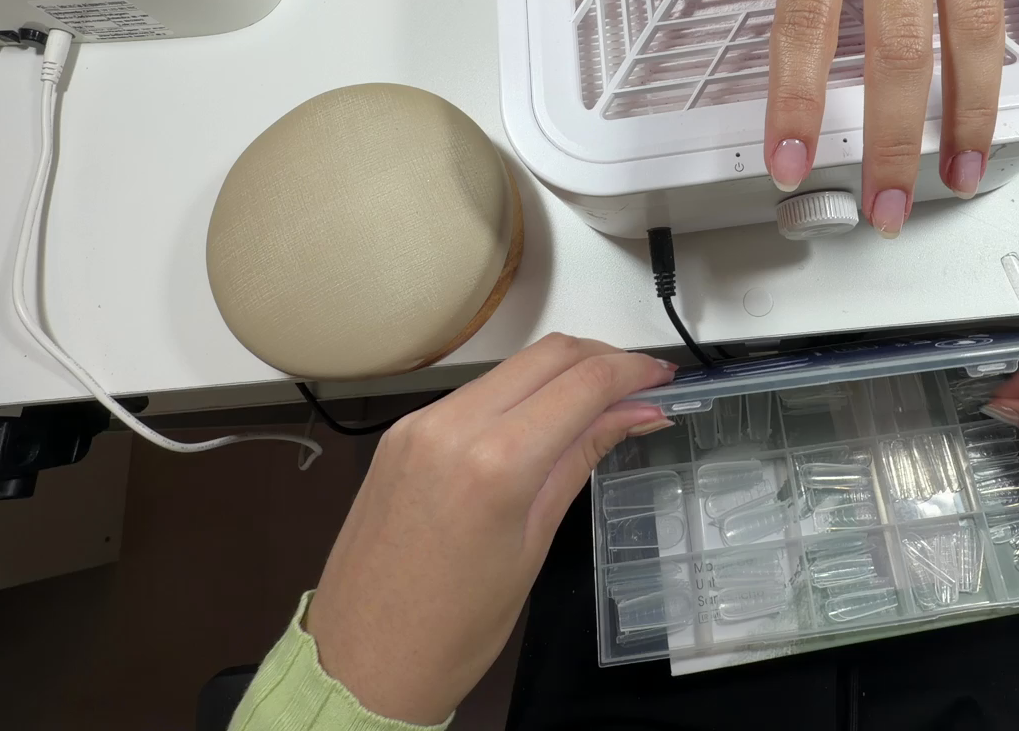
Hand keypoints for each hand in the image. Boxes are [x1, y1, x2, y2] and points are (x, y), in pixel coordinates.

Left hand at [305, 335, 674, 723]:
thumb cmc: (454, 628)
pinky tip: (546, 415)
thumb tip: (639, 412)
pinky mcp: (405, 429)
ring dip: (565, 369)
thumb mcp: (536, 539)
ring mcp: (422, 421)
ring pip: (515, 363)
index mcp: (494, 463)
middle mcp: (452, 425)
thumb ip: (585, 456)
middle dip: (604, 357)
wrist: (356, 666)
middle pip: (550, 353)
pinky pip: (480, 388)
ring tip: (601, 399)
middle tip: (641, 382)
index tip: (662, 377)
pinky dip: (524, 389)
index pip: (584, 383)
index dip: (634, 370)